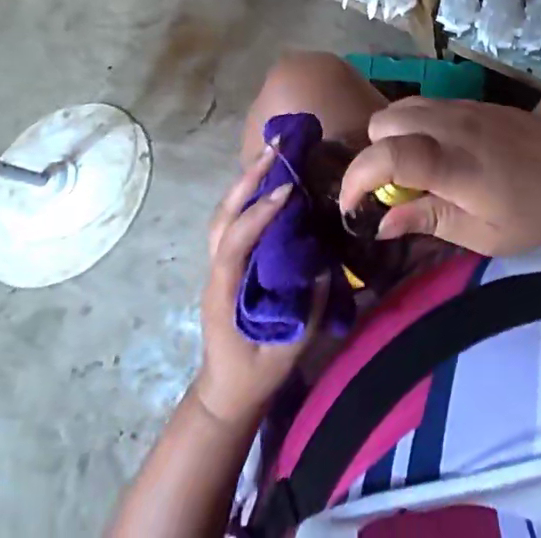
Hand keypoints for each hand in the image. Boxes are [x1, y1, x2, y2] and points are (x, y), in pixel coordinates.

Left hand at [192, 144, 325, 426]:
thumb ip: (306, 311)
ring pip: (224, 213)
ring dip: (246, 181)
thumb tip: (324, 266)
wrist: (225, 392)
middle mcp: (216, 270)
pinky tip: (268, 181)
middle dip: (248, 179)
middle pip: (223, 216)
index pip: (235, 243)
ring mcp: (217, 264)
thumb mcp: (285, 351)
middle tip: (276, 148)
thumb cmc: (254, 374)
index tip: (287, 191)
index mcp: (224, 291)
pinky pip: (232, 221)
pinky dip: (247, 195)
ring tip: (272, 153)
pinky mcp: (227, 262)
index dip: (258, 215)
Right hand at [337, 99, 540, 255]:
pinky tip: (435, 154)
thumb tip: (381, 224)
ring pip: (399, 108)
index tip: (352, 206)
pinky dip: (411, 126)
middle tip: (390, 190)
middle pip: (383, 122)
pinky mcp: (471, 102)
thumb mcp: (484, 235)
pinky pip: (423, 105)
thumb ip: (429, 222)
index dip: (358, 178)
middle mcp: (452, 126)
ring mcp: (461, 108)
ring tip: (410, 172)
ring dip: (390, 138)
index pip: (388, 156)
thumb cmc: (538, 212)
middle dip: (373, 156)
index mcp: (456, 165)